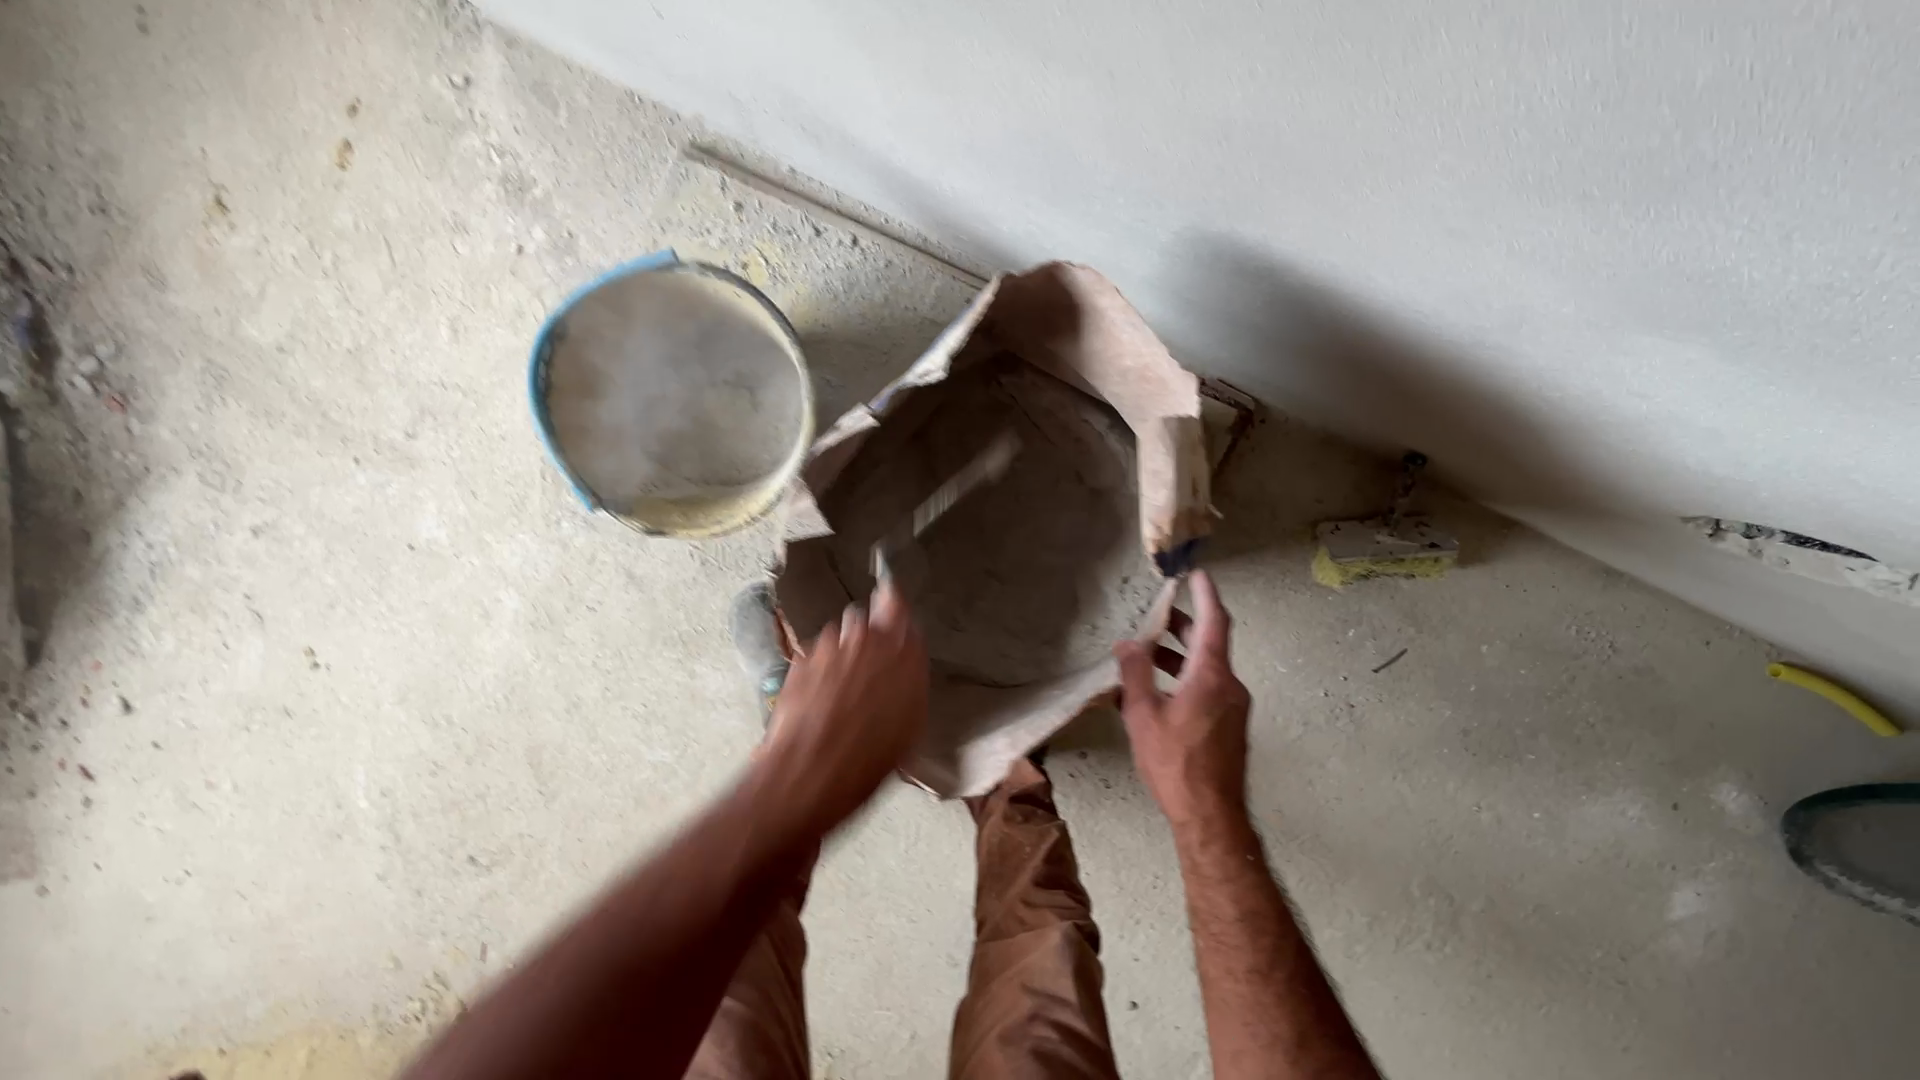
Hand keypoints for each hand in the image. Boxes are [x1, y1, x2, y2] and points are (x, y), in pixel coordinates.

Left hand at [754, 579, 928, 839]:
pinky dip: (818, 670)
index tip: (891, 607)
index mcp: (903, 651)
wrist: (811, 772)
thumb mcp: (908, 725)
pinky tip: (819, 700)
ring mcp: (830, 646)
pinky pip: (815, 655)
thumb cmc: (870, 758)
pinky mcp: (800, 659)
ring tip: (840, 691)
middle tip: (868, 669)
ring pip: (839, 636)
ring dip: (841, 653)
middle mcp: (867, 638)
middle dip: (867, 637)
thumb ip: (909, 680)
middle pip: (866, 620)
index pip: (897, 604)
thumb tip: (906, 660)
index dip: (892, 604)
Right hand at [1113, 570, 1251, 829]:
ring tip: (1146, 655)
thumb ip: (1135, 674)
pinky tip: (1157, 694)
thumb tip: (1127, 644)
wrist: (1210, 814)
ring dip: (1179, 656)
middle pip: (1209, 644)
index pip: (1214, 622)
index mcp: (1212, 676)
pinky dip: (1185, 679)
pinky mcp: (1229, 727)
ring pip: (1207, 669)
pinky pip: (1208, 689)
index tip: (1196, 574)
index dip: (1205, 595)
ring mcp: (1233, 708)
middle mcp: (1230, 686)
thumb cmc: (1175, 762)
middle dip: (1183, 626)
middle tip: (1156, 615)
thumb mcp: (1144, 715)